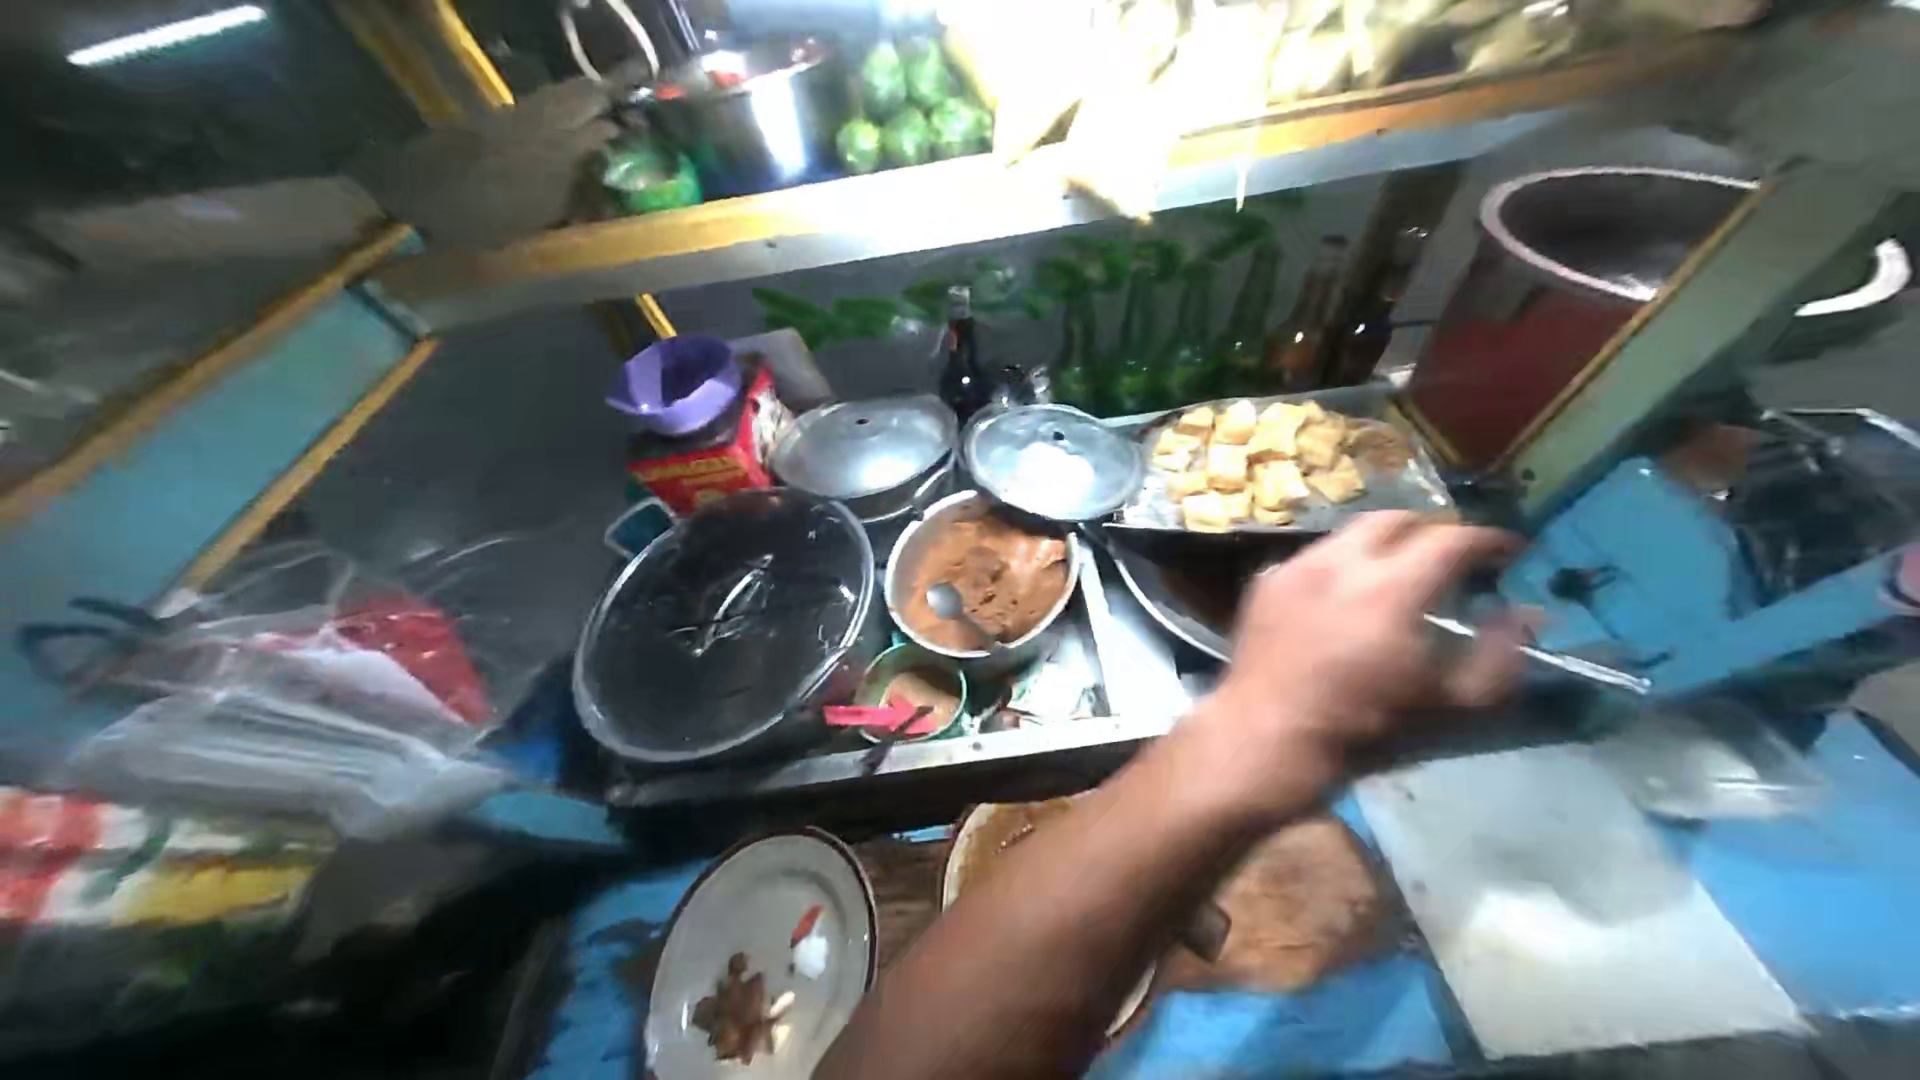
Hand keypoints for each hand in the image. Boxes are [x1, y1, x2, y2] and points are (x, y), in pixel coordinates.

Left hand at [1178, 512, 1525, 822]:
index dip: (1487, 540)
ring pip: (1346, 534)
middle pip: (1392, 519)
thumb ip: (1500, 653)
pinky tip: (1344, 594)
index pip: (1450, 538)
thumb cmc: (1367, 724)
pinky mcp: (1265, 581)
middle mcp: (1337, 563)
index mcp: (1389, 587)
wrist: (1270, 730)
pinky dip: (1338, 564)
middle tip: (1448, 556)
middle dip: (1430, 530)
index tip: (1506, 551)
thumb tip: (1527, 612)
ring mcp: (1293, 568)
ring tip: (1396, 573)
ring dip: (1380, 545)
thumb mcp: (1453, 703)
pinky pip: (1310, 557)